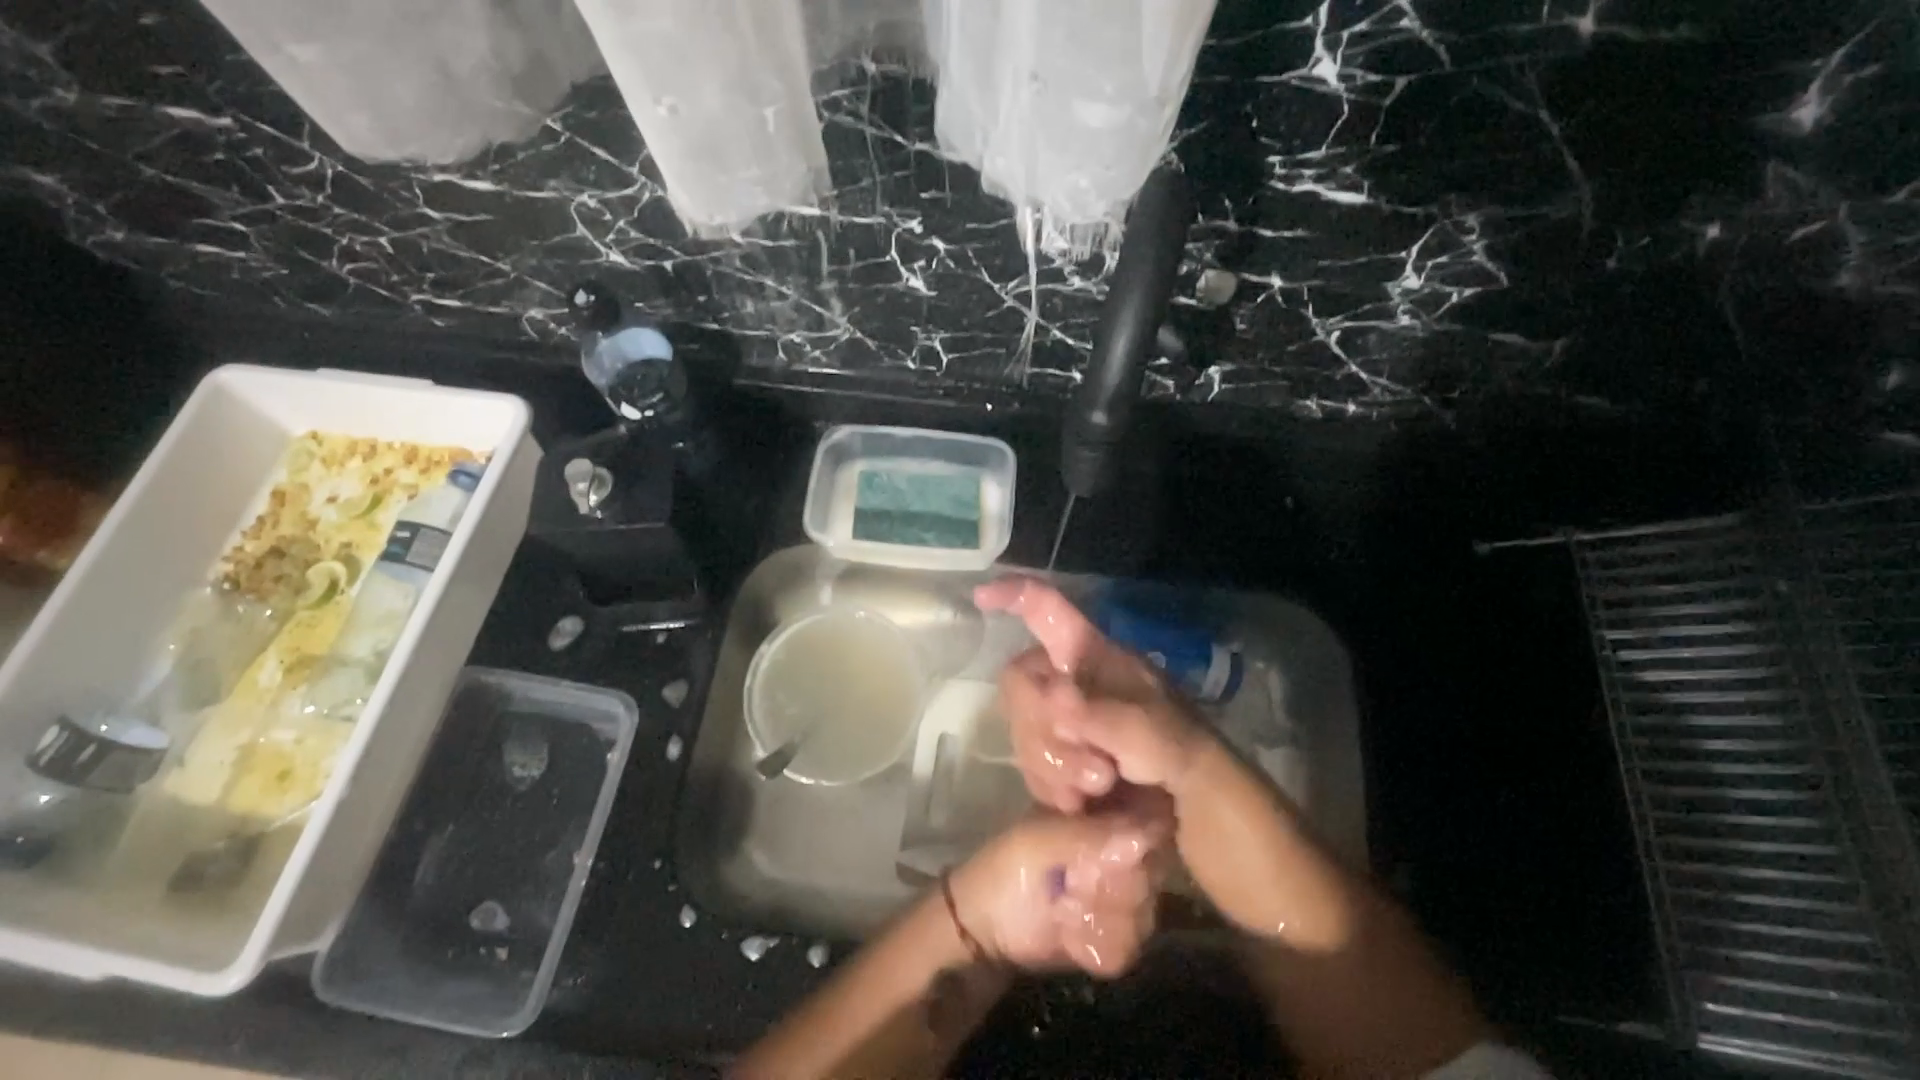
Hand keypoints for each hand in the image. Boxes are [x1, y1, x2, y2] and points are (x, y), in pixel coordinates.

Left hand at [949, 801, 1170, 977]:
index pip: (1150, 821)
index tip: (1097, 858)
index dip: (1132, 845)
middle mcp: (1122, 851)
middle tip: (1070, 886)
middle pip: (1152, 872)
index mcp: (1102, 813)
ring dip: (1100, 919)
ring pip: (1145, 912)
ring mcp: (1123, 893)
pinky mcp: (1120, 933)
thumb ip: (1088, 834)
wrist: (982, 931)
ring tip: (1063, 912)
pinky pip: (1133, 945)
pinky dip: (1099, 947)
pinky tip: (1070, 938)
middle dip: (1110, 889)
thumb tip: (1145, 835)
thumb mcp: (1036, 843)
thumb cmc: (1003, 870)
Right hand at [975, 577, 1211, 811]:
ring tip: (1099, 790)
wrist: (1199, 822)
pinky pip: (1029, 770)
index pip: (1048, 612)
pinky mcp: (1059, 766)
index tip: (982, 597)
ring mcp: (1064, 726)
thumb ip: (1104, 717)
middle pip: (1020, 684)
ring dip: (1055, 767)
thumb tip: (1054, 697)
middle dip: (1045, 729)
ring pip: (1021, 733)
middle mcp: (1072, 683)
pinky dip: (1051, 788)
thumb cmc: (1189, 760)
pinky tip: (1081, 805)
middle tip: (1097, 769)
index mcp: (1095, 657)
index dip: (1016, 596)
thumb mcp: (1161, 736)